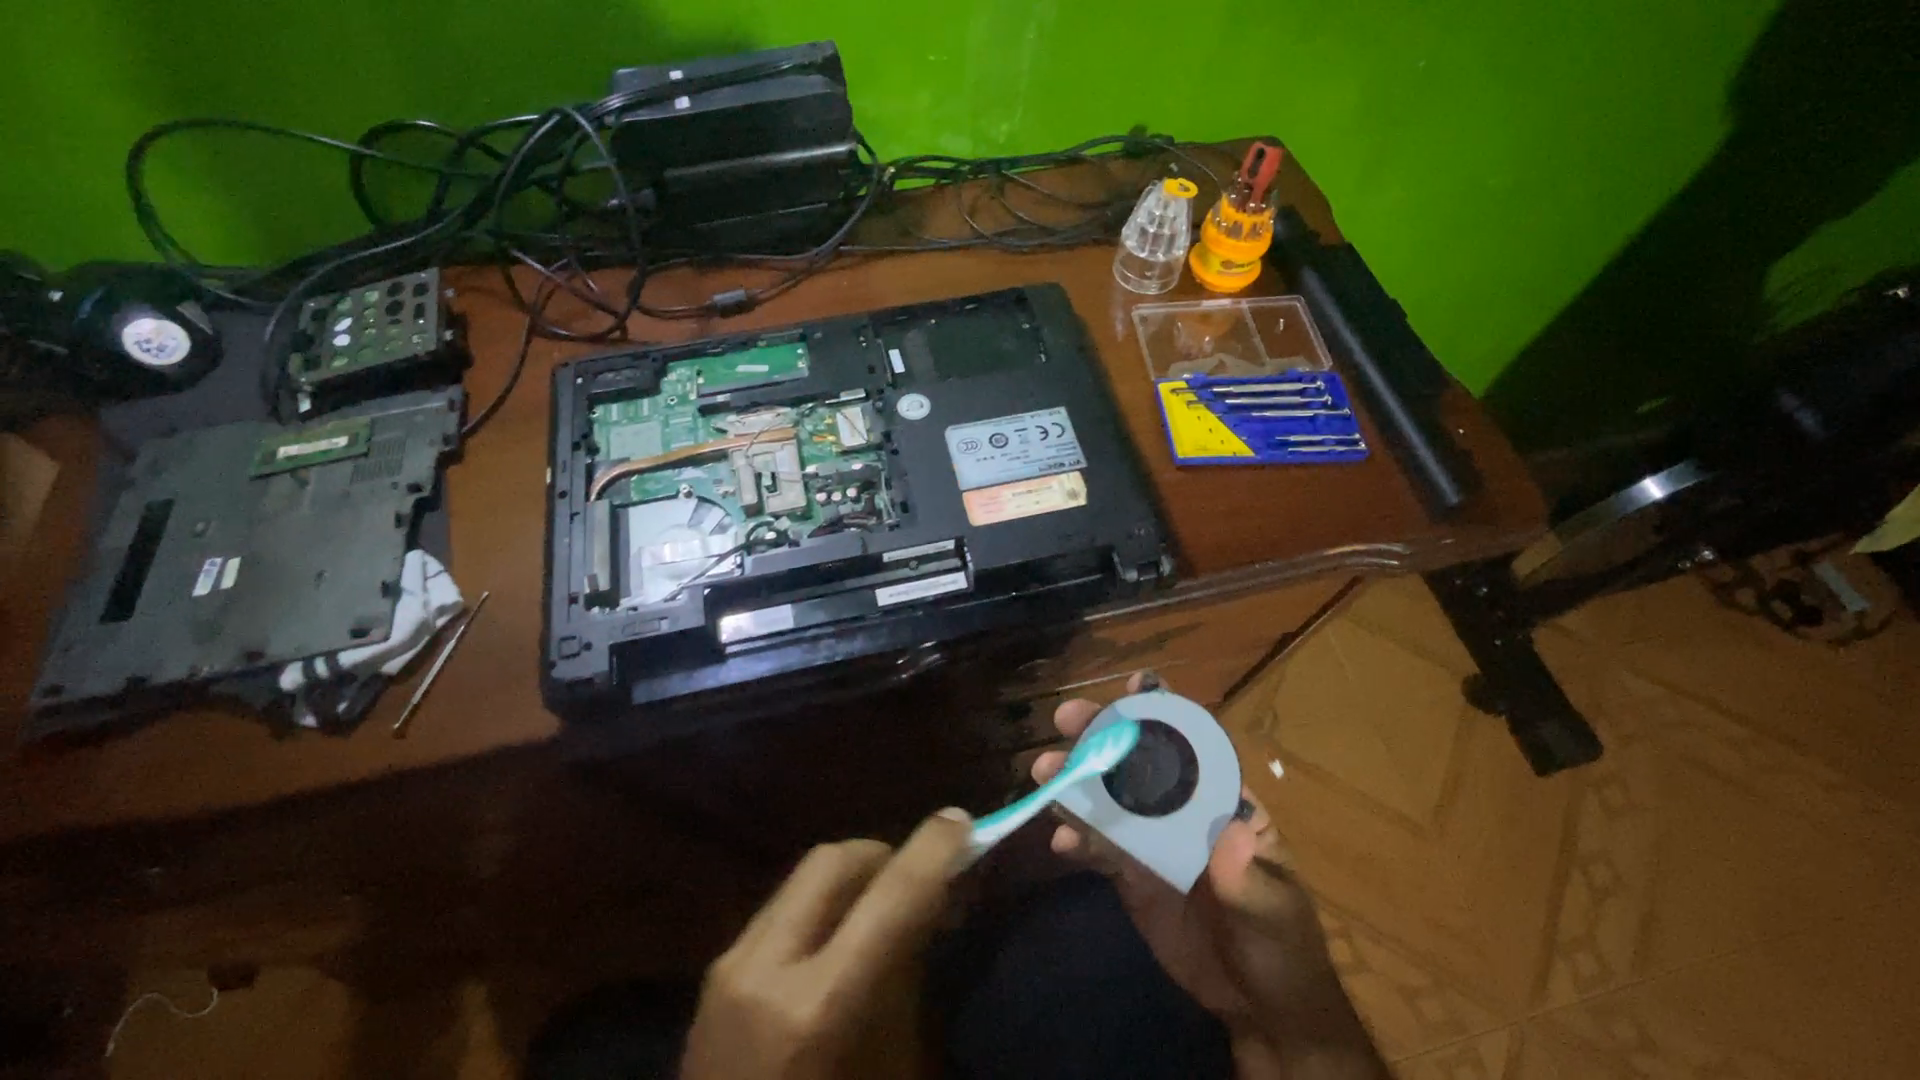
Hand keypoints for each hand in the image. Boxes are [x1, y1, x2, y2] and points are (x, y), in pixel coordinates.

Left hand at [681, 809, 971, 1079]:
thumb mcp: (894, 1065)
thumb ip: (906, 976)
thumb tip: (929, 904)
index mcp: (822, 1004)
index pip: (892, 897)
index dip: (933, 850)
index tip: (959, 820)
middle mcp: (767, 967)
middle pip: (832, 862)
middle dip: (883, 853)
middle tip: (918, 875)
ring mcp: (730, 966)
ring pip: (801, 877)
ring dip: (849, 877)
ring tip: (880, 904)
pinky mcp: (715, 972)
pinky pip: (778, 908)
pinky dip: (818, 904)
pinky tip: (837, 932)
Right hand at [1035, 673, 1388, 1078]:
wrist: (1258, 1007)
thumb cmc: (1282, 946)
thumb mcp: (1275, 911)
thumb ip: (1249, 877)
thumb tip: (1230, 831)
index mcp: (1225, 804)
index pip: (1195, 747)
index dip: (1165, 712)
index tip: (1135, 683)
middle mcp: (1183, 813)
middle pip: (1139, 763)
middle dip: (1103, 736)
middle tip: (1065, 719)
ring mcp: (1153, 842)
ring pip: (1109, 800)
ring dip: (1077, 783)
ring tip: (1045, 775)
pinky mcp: (1131, 875)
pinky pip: (1098, 847)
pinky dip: (1076, 838)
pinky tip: (1060, 840)